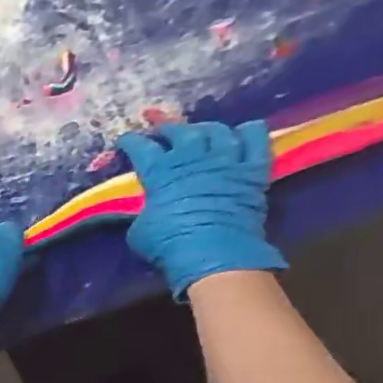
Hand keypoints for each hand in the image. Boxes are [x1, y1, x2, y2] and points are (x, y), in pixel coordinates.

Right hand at [115, 121, 285, 298]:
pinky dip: (250, 133)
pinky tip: (244, 130)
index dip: (131, 141)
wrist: (214, 253)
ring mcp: (225, 162)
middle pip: (181, 131)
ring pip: (218, 131)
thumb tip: (148, 207)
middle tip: (163, 133)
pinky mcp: (253, 172)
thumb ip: (145, 208)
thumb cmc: (168, 242)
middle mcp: (192, 159)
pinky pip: (257, 142)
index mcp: (159, 171)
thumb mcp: (140, 226)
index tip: (125, 141)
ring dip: (207, 129)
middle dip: (169, 129)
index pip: (141, 146)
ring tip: (201, 132)